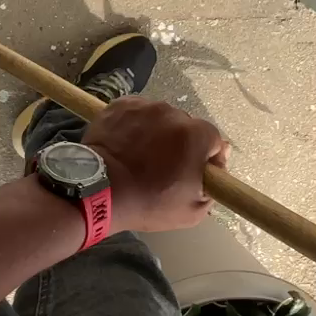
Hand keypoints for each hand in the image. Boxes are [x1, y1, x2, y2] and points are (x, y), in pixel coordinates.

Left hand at [82, 95, 228, 233]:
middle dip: (181, 143)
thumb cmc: (149, 202)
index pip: (213, 140)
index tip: (198, 172)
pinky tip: (127, 143)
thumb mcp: (192, 210)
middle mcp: (173, 113)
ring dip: (157, 132)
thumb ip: (212, 188)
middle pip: (186, 126)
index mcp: (196, 135)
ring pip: (160, 117)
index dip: (209, 156)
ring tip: (142, 154)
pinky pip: (137, 112)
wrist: (100, 189)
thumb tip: (214, 169)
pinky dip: (135, 124)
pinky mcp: (121, 104)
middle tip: (166, 165)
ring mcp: (145, 106)